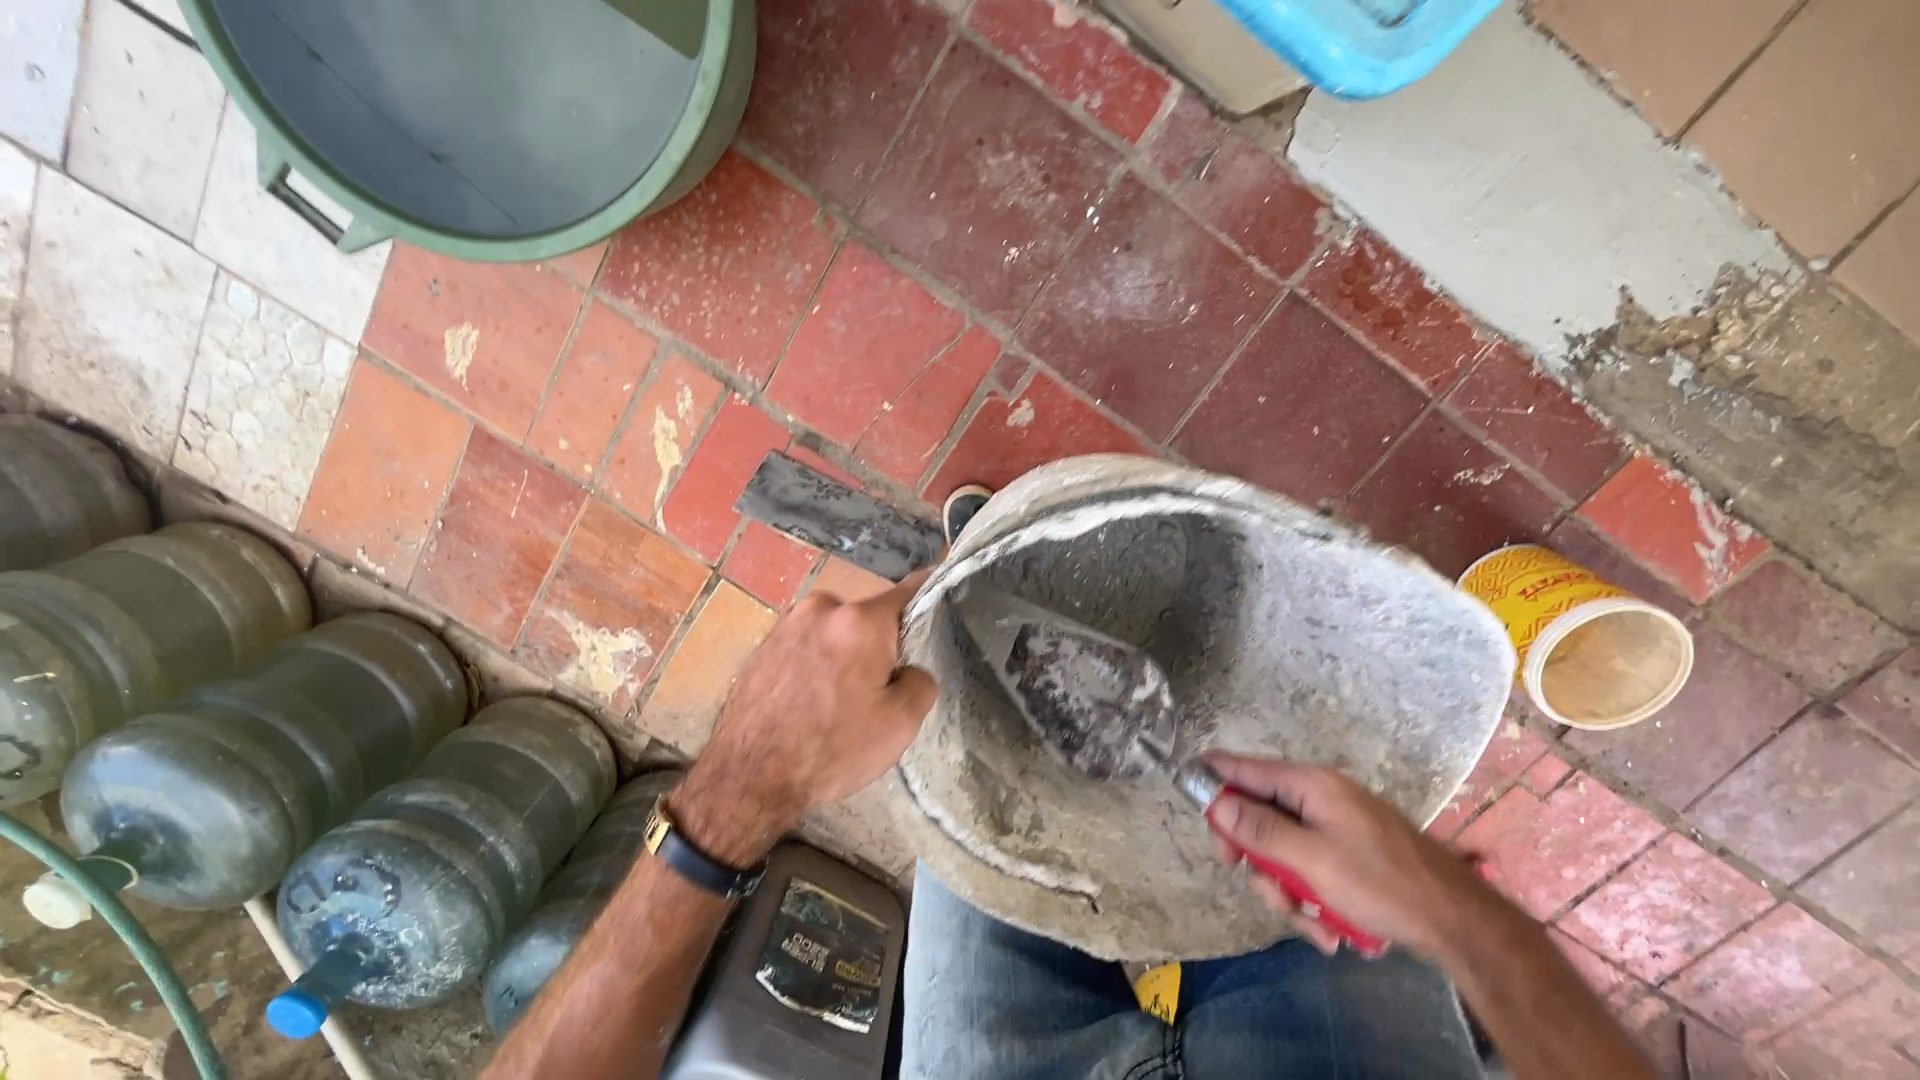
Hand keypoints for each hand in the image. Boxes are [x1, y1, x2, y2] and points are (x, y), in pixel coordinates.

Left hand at [670, 570, 937, 866]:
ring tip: (838, 703)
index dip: (927, 598)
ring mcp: (786, 624)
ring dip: (844, 656)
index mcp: (860, 620)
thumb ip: (922, 682)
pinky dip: (816, 665)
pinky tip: (810, 704)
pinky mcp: (763, 646)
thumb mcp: (900, 724)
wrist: (748, 777)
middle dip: (879, 646)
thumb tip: (908, 670)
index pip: (908, 592)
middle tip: (877, 691)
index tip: (937, 608)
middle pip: (869, 618)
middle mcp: (821, 608)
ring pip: (836, 633)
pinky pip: (807, 646)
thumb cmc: (831, 748)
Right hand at [1203, 755, 1496, 957]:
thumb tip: (1216, 803)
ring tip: (1311, 923)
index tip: (1185, 789)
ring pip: (1284, 853)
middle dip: (1257, 860)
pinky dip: (1313, 901)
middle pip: (1260, 818)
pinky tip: (1330, 930)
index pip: (1245, 769)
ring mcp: (1337, 827)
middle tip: (1260, 887)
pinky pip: (1311, 871)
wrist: (1458, 924)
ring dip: (1288, 892)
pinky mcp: (1351, 856)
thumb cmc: (1380, 882)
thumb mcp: (1311, 859)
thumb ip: (1260, 830)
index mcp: (1311, 785)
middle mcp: (1321, 798)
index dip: (1213, 779)